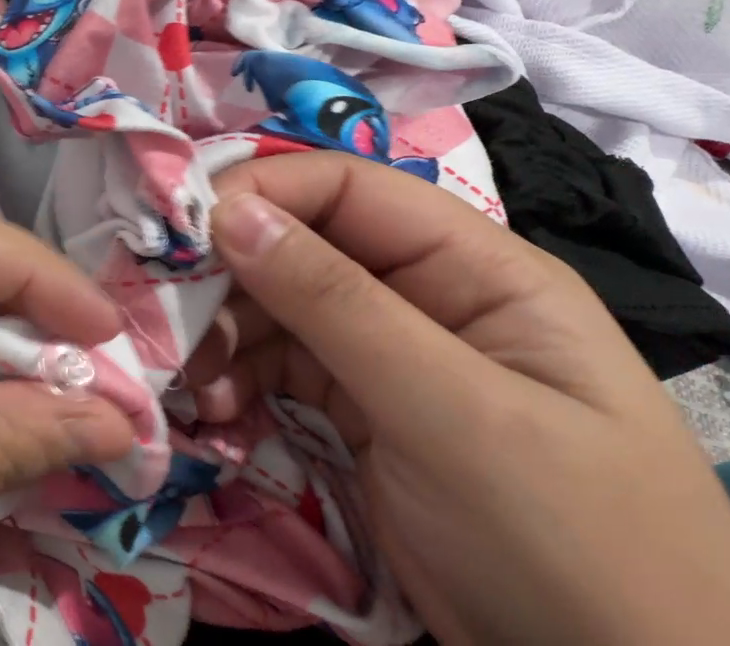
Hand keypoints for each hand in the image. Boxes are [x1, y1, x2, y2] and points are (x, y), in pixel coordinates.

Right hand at [192, 152, 729, 645]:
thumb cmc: (566, 538)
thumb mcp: (450, 414)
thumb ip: (335, 303)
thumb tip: (228, 210)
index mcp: (476, 270)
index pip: (346, 190)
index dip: (258, 192)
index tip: (175, 228)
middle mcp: (424, 299)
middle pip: (297, 248)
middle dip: (224, 277)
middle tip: (163, 317)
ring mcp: (386, 358)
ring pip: (274, 310)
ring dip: (220, 338)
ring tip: (192, 384)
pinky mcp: (355, 413)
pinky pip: (274, 370)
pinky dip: (235, 382)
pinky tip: (217, 414)